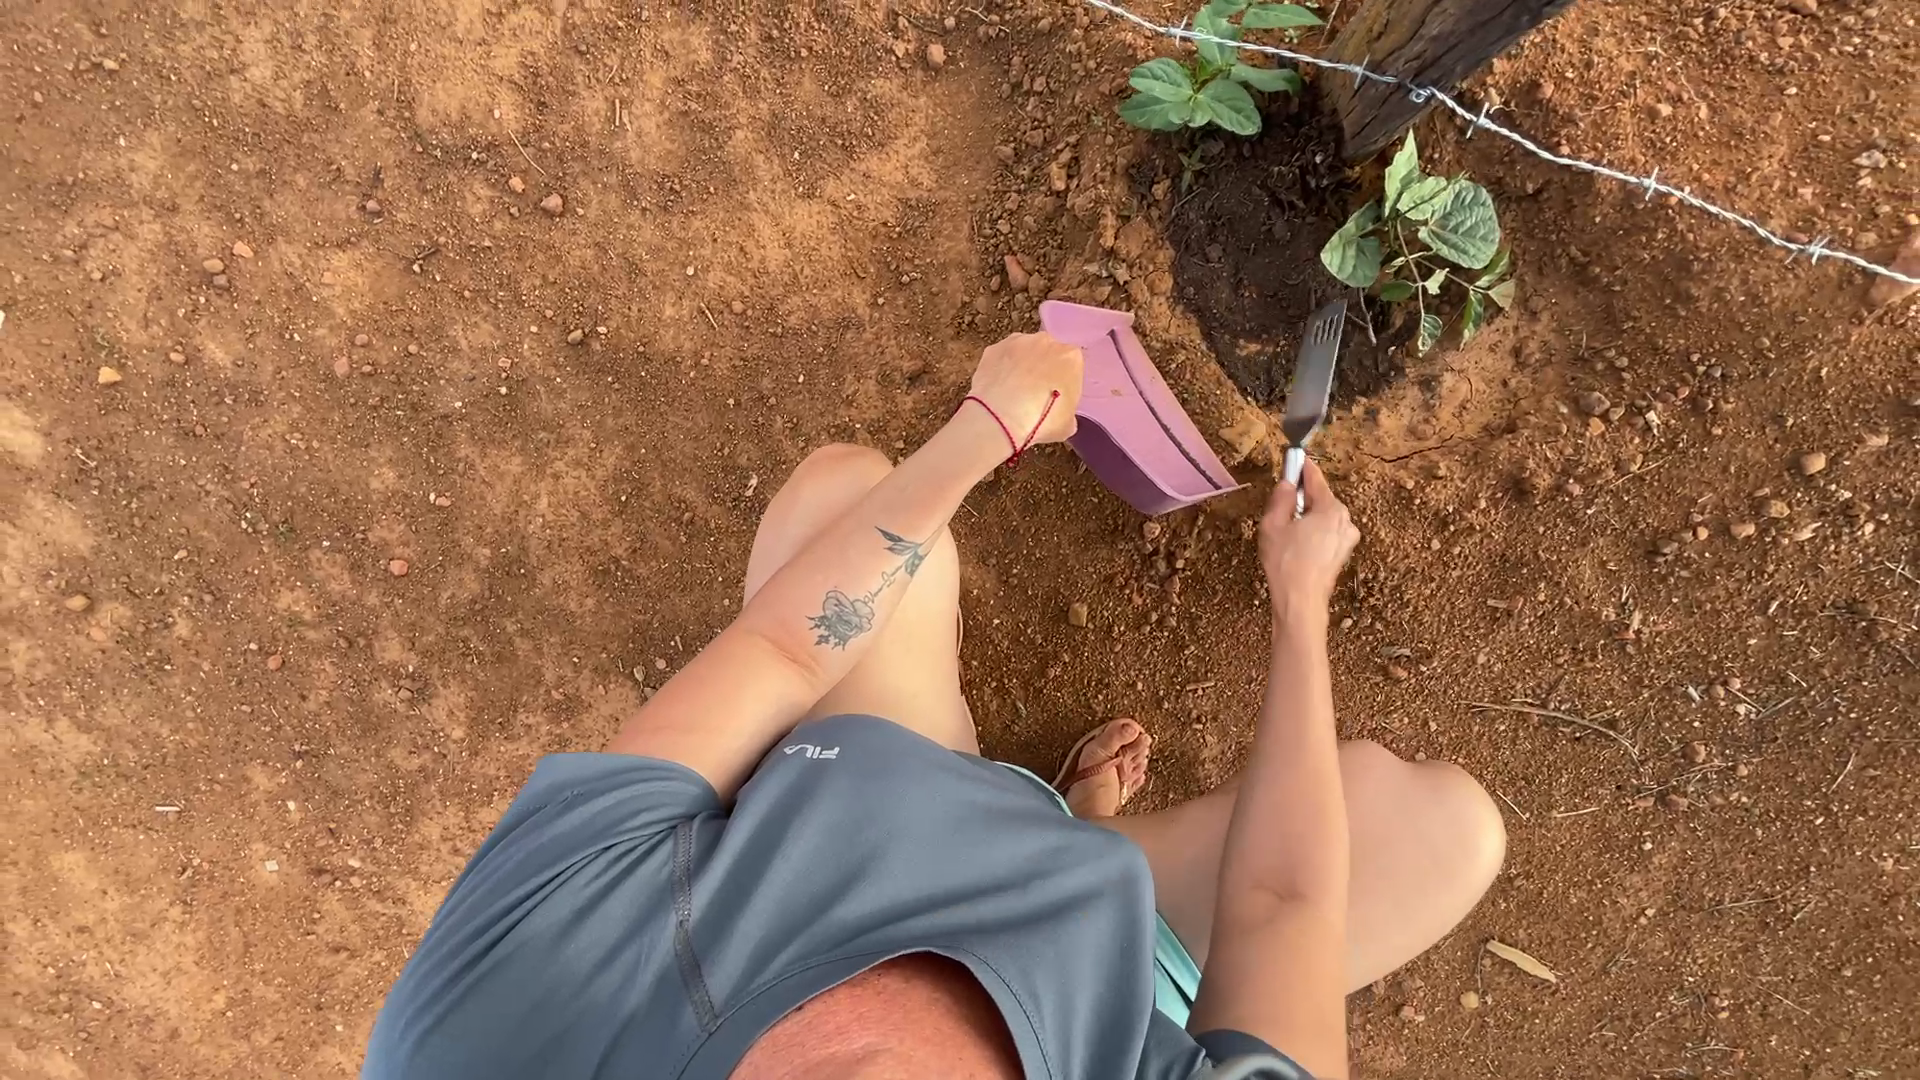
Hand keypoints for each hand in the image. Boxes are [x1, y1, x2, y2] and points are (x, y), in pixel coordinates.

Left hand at [966, 332, 1082, 451]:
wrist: (1002, 419)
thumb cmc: (1039, 420)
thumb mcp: (1067, 425)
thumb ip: (1067, 412)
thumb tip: (1060, 415)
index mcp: (1071, 358)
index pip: (1070, 366)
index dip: (1063, 383)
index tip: (1057, 397)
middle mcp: (1046, 343)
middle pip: (1046, 353)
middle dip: (1041, 371)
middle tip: (1034, 396)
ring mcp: (1017, 343)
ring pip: (1022, 353)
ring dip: (1019, 368)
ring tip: (1012, 395)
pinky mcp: (993, 349)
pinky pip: (999, 359)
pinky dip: (998, 371)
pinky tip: (996, 391)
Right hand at [1259, 459, 1359, 624]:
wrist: (1300, 601)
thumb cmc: (1286, 563)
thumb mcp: (1273, 524)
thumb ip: (1281, 498)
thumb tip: (1288, 483)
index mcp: (1331, 509)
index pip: (1315, 479)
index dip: (1302, 467)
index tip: (1294, 457)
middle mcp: (1345, 520)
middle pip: (1320, 499)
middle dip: (1301, 499)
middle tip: (1279, 507)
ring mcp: (1347, 538)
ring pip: (1322, 517)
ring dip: (1305, 518)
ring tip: (1284, 533)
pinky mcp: (1342, 553)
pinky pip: (1325, 533)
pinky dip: (1311, 533)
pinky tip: (1294, 546)